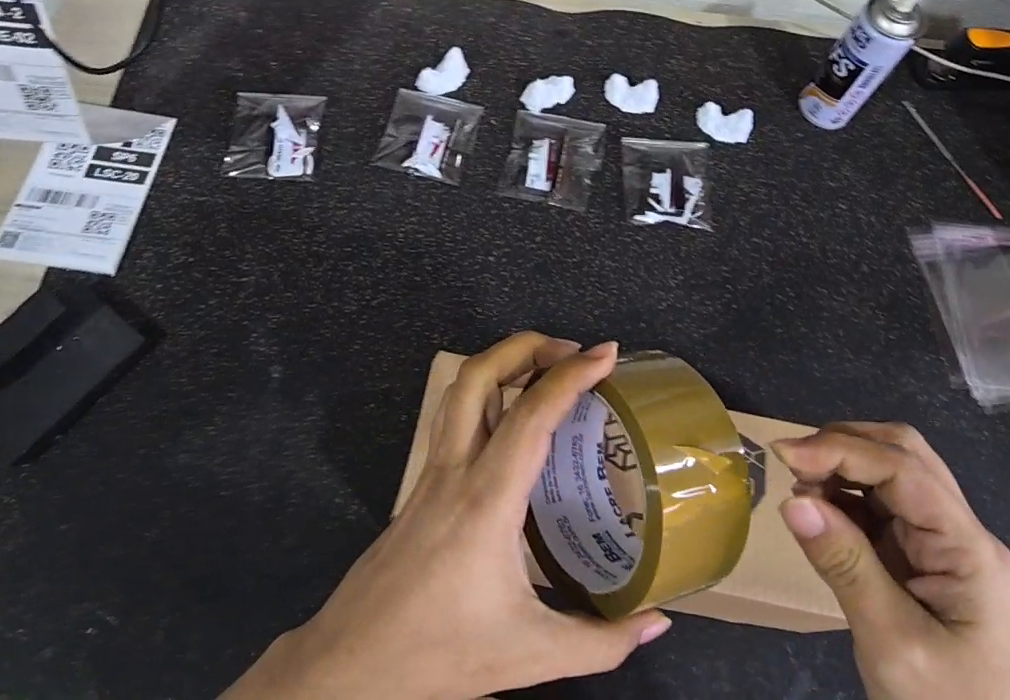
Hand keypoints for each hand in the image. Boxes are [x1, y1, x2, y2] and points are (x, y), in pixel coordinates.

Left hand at [223, 332, 670, 699]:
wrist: (351, 662)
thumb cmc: (440, 651)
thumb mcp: (531, 655)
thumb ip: (602, 643)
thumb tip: (657, 622)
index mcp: (487, 500)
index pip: (531, 415)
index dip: (571, 375)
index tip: (606, 353)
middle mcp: (454, 471)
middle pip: (478, 378)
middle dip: (525, 346)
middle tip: (571, 350)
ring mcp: (429, 475)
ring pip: (457, 394)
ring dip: (500, 366)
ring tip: (543, 372)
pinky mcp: (418, 488)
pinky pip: (451, 421)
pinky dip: (484, 399)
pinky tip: (509, 426)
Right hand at [772, 423, 1009, 699]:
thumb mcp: (893, 644)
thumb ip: (845, 567)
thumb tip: (792, 500)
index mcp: (968, 548)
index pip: (903, 469)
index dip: (839, 449)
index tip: (781, 454)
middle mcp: (962, 535)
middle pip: (906, 457)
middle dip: (845, 445)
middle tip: (790, 463)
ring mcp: (946, 550)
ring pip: (895, 479)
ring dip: (844, 469)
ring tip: (799, 487)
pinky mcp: (927, 568)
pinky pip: (885, 513)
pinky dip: (847, 499)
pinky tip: (819, 512)